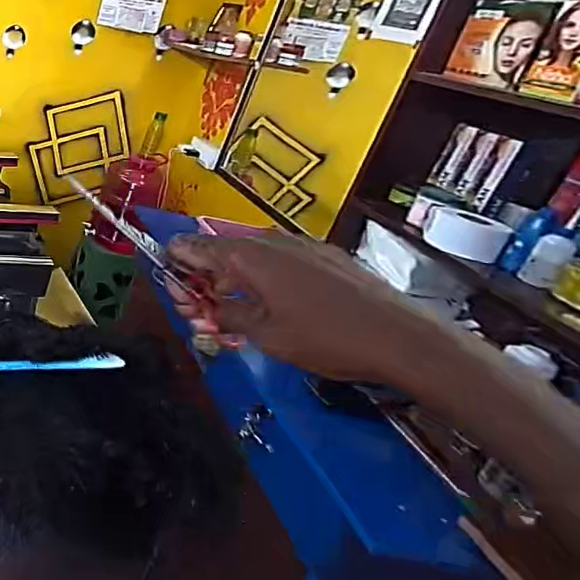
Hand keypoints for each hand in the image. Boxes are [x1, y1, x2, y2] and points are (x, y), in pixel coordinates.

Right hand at [164, 232, 449, 384]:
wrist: (406, 339)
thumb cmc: (326, 337)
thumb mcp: (264, 335)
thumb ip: (225, 316)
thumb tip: (206, 309)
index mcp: (244, 255)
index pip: (188, 246)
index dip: (173, 268)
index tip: (176, 295)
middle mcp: (266, 240)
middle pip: (217, 252)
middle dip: (203, 282)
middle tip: (202, 315)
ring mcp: (298, 244)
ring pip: (248, 257)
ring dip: (233, 283)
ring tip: (237, 318)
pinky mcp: (324, 255)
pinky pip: (278, 261)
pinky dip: (264, 280)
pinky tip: (274, 308)